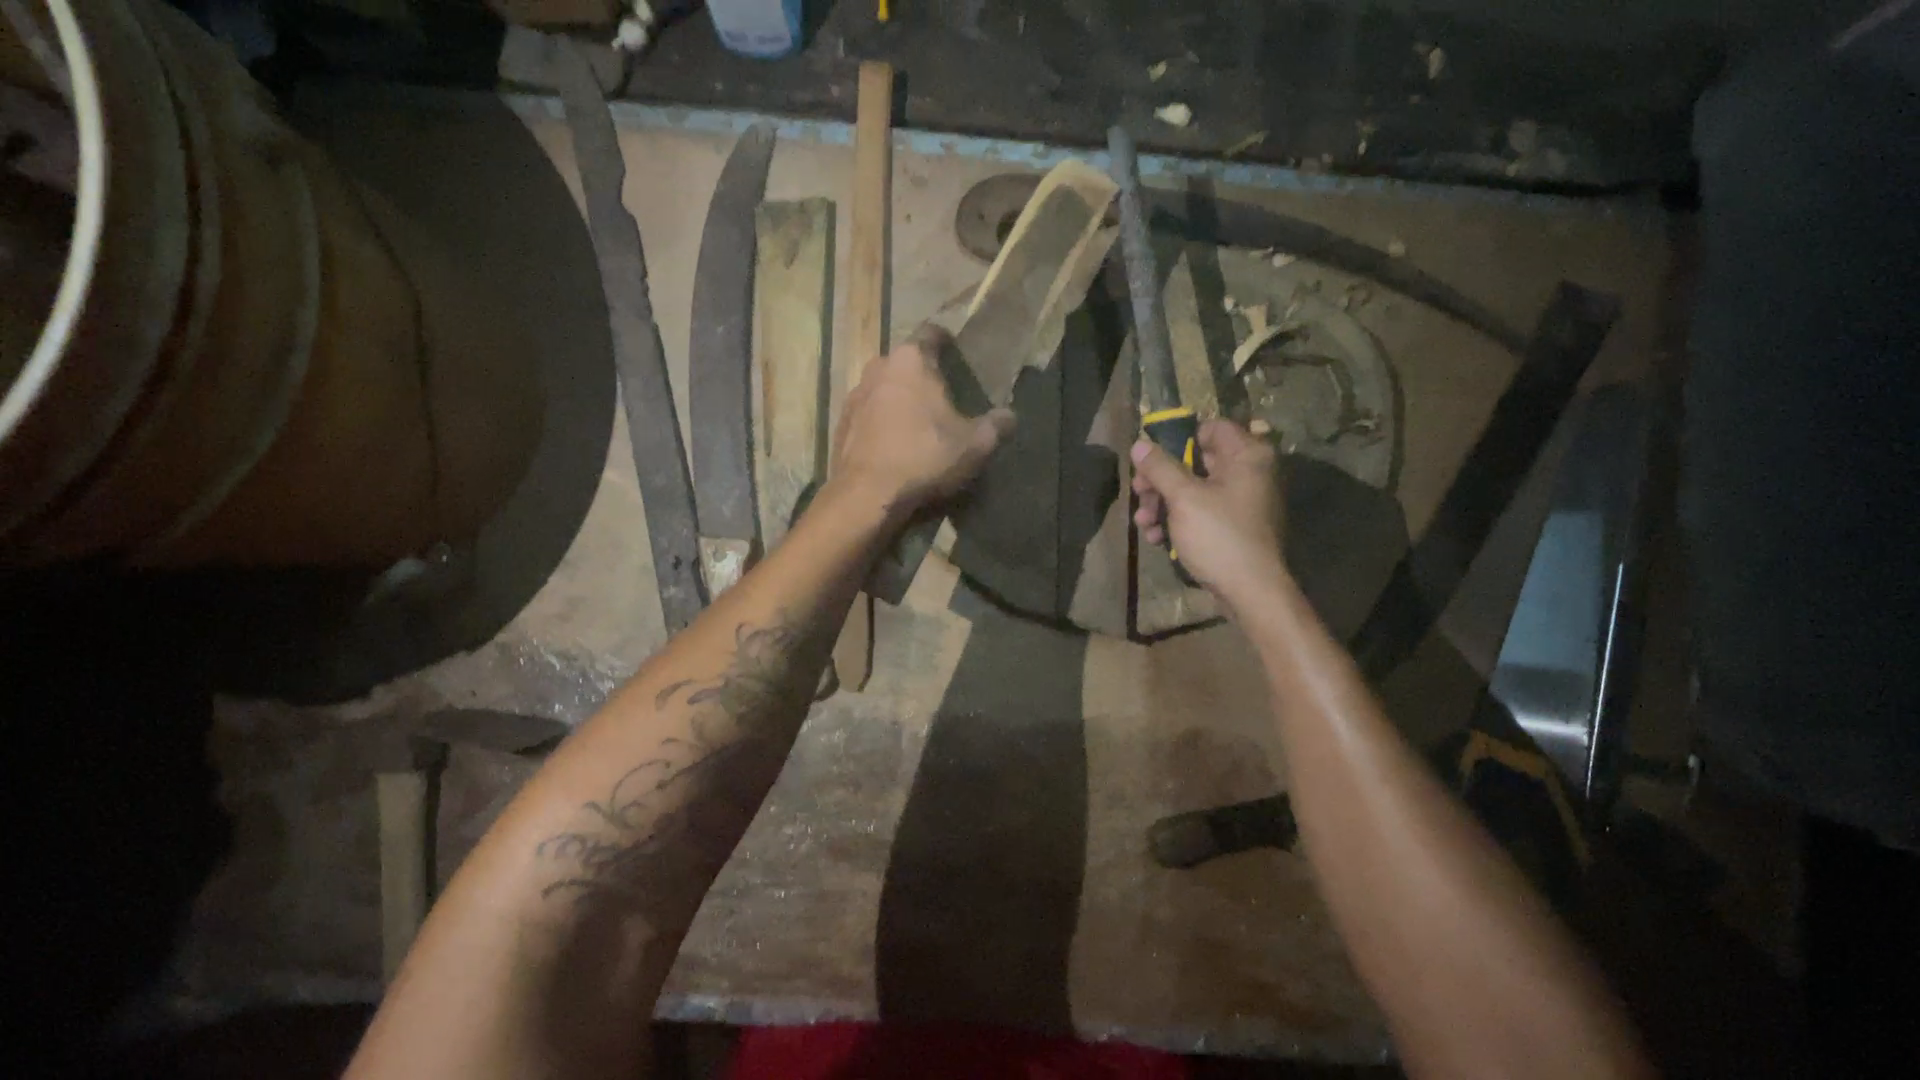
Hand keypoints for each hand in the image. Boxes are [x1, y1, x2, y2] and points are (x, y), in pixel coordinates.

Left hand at [830, 325, 1014, 515]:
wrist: (865, 496)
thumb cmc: (924, 457)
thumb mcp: (973, 445)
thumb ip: (995, 426)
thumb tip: (1010, 416)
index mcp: (911, 360)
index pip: (932, 334)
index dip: (947, 342)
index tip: (958, 353)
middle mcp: (879, 367)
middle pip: (906, 362)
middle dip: (923, 375)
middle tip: (944, 396)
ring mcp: (855, 395)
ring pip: (885, 388)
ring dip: (900, 400)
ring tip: (919, 424)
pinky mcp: (841, 424)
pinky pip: (869, 415)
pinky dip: (882, 424)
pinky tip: (895, 446)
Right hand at [1131, 419, 1287, 603]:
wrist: (1251, 591)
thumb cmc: (1220, 536)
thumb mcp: (1183, 498)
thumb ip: (1160, 467)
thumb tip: (1139, 444)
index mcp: (1247, 456)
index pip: (1211, 428)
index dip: (1179, 438)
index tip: (1153, 459)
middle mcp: (1250, 473)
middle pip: (1197, 461)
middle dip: (1162, 479)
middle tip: (1139, 494)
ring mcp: (1243, 502)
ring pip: (1195, 490)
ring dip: (1164, 504)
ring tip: (1144, 523)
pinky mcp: (1235, 527)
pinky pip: (1203, 513)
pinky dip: (1180, 521)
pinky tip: (1157, 539)